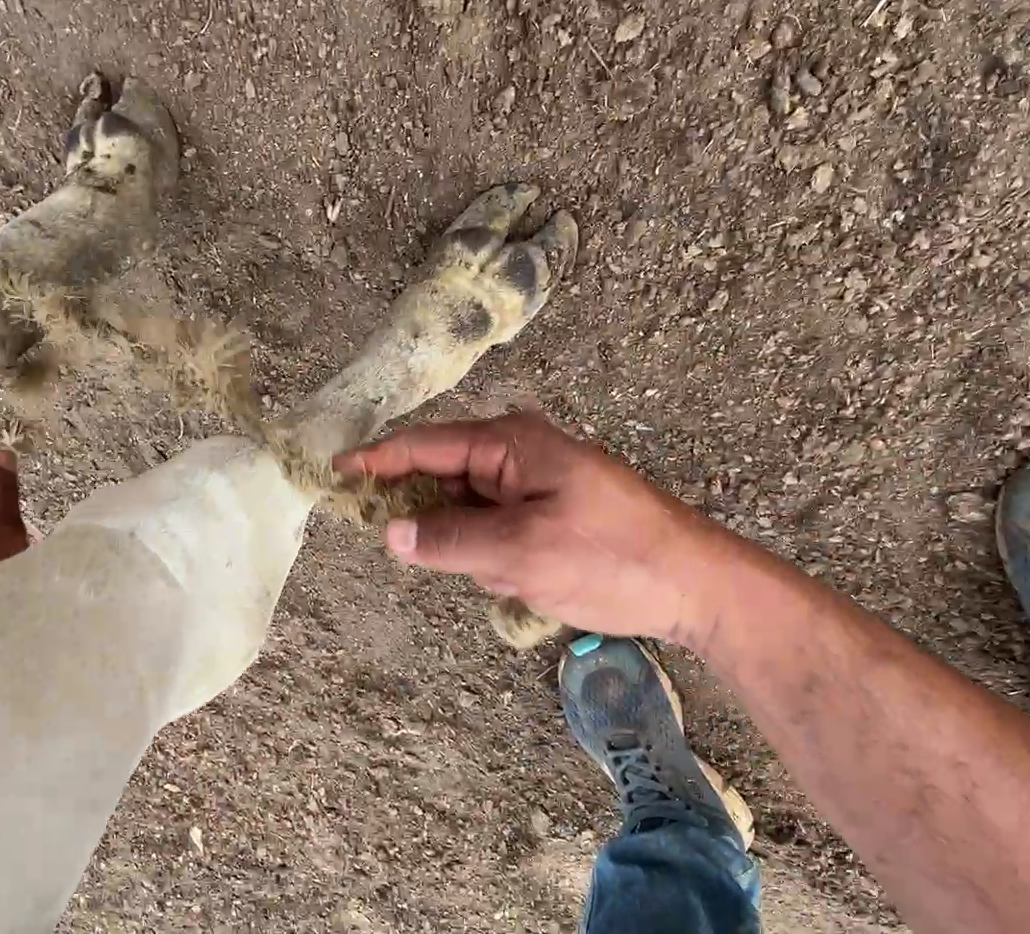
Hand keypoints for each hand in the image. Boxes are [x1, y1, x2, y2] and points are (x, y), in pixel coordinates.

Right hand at [336, 413, 748, 644]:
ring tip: (512, 575)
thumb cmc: (611, 558)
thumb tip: (391, 530)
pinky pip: (496, 529)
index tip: (334, 472)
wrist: (696, 585)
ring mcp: (533, 484)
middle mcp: (517, 454)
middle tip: (423, 546)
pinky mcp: (546, 512)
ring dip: (472, 547)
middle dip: (432, 518)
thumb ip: (450, 540)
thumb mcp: (523, 553)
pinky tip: (525, 581)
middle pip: (443, 477)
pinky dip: (494, 556)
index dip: (377, 459)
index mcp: (510, 444)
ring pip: (469, 511)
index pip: (425, 445)